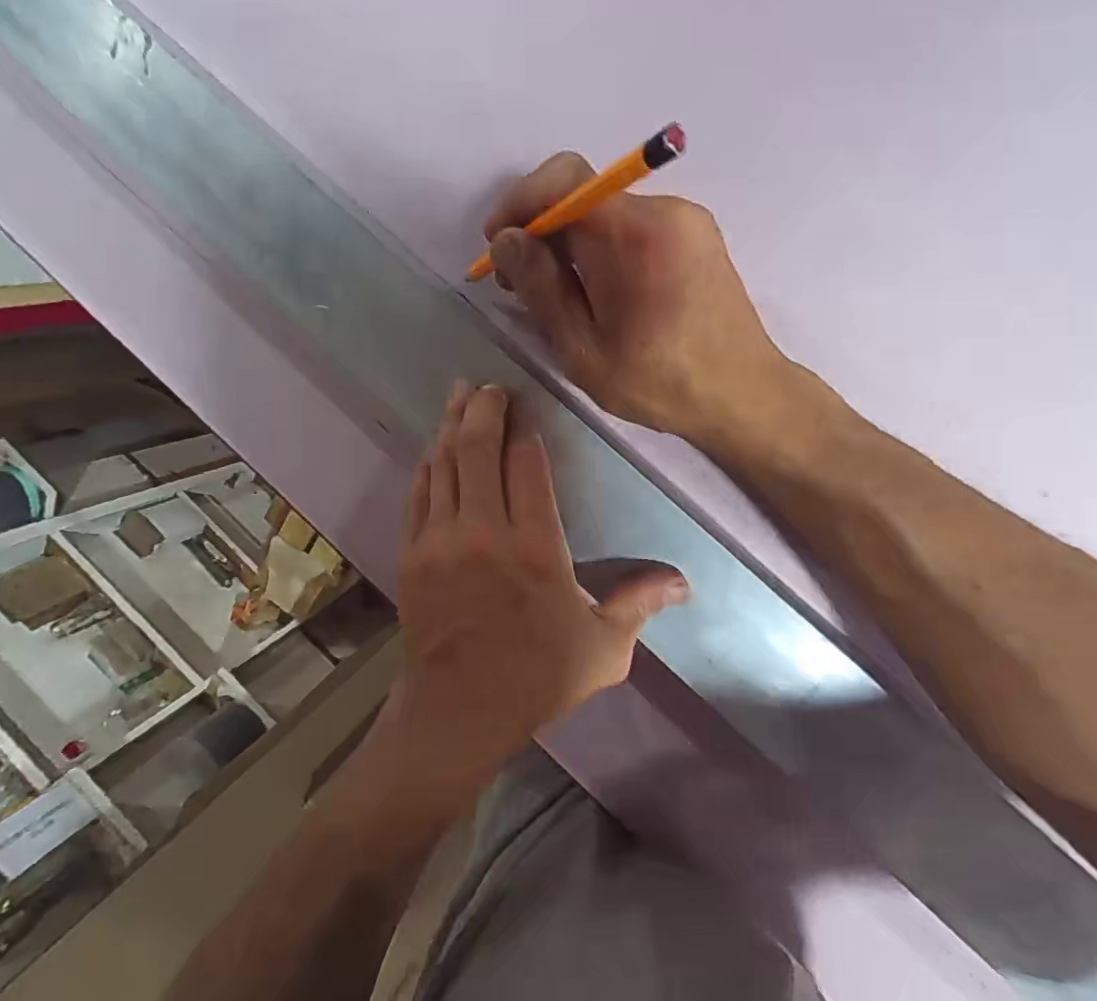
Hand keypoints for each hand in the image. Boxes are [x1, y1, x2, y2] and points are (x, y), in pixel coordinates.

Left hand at [384, 381, 688, 783]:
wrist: (457, 711)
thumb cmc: (536, 680)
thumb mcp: (603, 648)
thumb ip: (639, 604)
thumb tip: (685, 583)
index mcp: (535, 548)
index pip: (527, 465)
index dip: (526, 431)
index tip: (526, 410)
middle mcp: (483, 532)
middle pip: (477, 450)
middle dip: (483, 410)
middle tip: (489, 385)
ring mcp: (439, 541)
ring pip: (443, 465)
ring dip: (450, 426)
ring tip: (459, 396)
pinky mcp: (411, 555)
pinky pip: (416, 496)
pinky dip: (427, 466)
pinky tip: (432, 449)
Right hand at [484, 152, 792, 442]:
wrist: (744, 395)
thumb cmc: (659, 381)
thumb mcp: (583, 347)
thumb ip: (542, 288)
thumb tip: (506, 240)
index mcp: (633, 233)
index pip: (565, 177)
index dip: (520, 202)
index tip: (497, 244)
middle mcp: (663, 211)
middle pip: (583, 197)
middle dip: (539, 231)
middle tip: (515, 283)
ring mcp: (685, 222)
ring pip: (606, 216)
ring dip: (569, 246)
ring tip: (553, 298)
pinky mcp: (696, 239)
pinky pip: (633, 230)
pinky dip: (601, 252)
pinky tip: (594, 297)